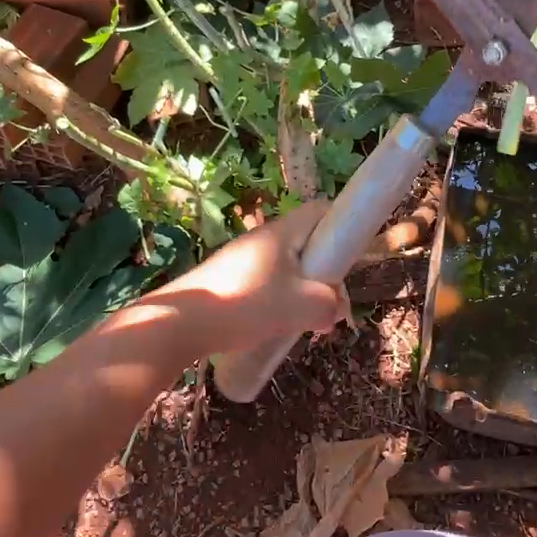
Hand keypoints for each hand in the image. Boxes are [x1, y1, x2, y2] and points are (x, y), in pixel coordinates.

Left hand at [143, 201, 347, 358]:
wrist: (182, 323)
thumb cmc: (246, 305)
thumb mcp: (300, 307)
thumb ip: (328, 304)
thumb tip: (336, 308)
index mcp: (283, 232)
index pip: (322, 211)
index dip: (343, 227)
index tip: (353, 257)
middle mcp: (263, 238)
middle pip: (306, 243)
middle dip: (324, 272)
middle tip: (329, 303)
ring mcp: (243, 258)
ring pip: (286, 267)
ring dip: (301, 291)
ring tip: (303, 321)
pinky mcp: (228, 279)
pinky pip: (266, 282)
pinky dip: (278, 300)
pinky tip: (274, 326)